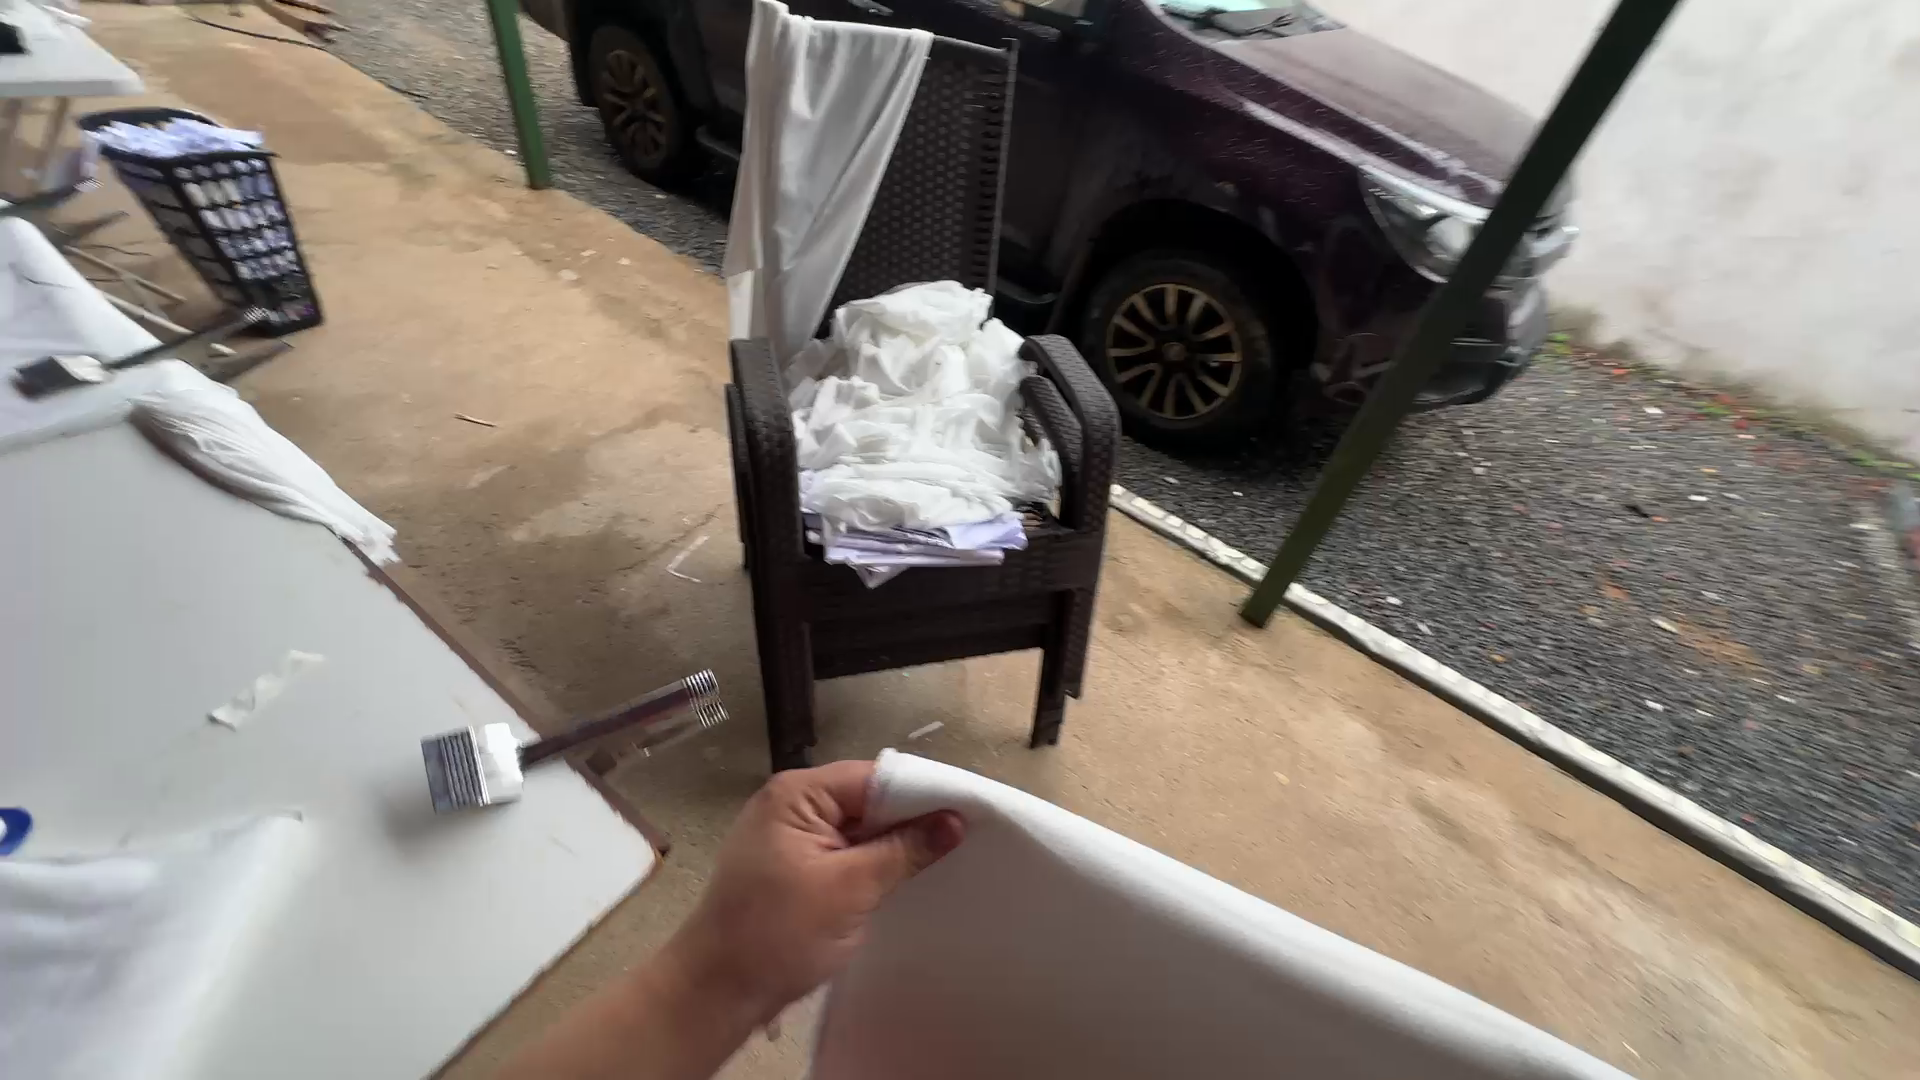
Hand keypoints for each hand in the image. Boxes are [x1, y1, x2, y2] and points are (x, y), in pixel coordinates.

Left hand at [664, 759, 964, 1023]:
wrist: (713, 994)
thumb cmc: (777, 934)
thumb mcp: (850, 889)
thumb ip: (904, 850)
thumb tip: (954, 821)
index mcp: (798, 793)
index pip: (874, 777)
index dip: (920, 793)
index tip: (965, 811)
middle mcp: (792, 802)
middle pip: (866, 797)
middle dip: (908, 818)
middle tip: (961, 835)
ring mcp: (790, 833)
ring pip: (857, 825)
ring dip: (890, 842)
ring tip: (940, 854)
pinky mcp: (793, 863)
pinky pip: (843, 848)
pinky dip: (870, 860)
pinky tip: (900, 874)